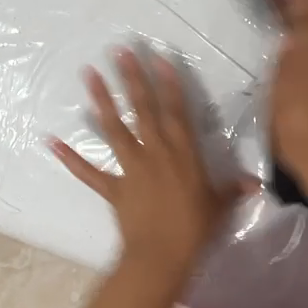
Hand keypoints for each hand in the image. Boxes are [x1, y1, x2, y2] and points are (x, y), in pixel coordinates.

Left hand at [50, 48, 253, 273]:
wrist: (161, 256)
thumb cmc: (195, 230)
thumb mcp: (220, 206)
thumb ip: (233, 190)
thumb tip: (255, 183)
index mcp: (183, 154)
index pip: (177, 112)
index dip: (170, 84)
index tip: (160, 58)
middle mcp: (155, 153)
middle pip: (143, 110)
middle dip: (132, 78)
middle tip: (120, 51)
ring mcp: (131, 169)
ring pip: (115, 129)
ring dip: (101, 101)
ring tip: (89, 73)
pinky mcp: (113, 188)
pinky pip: (89, 172)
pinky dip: (70, 158)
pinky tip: (52, 141)